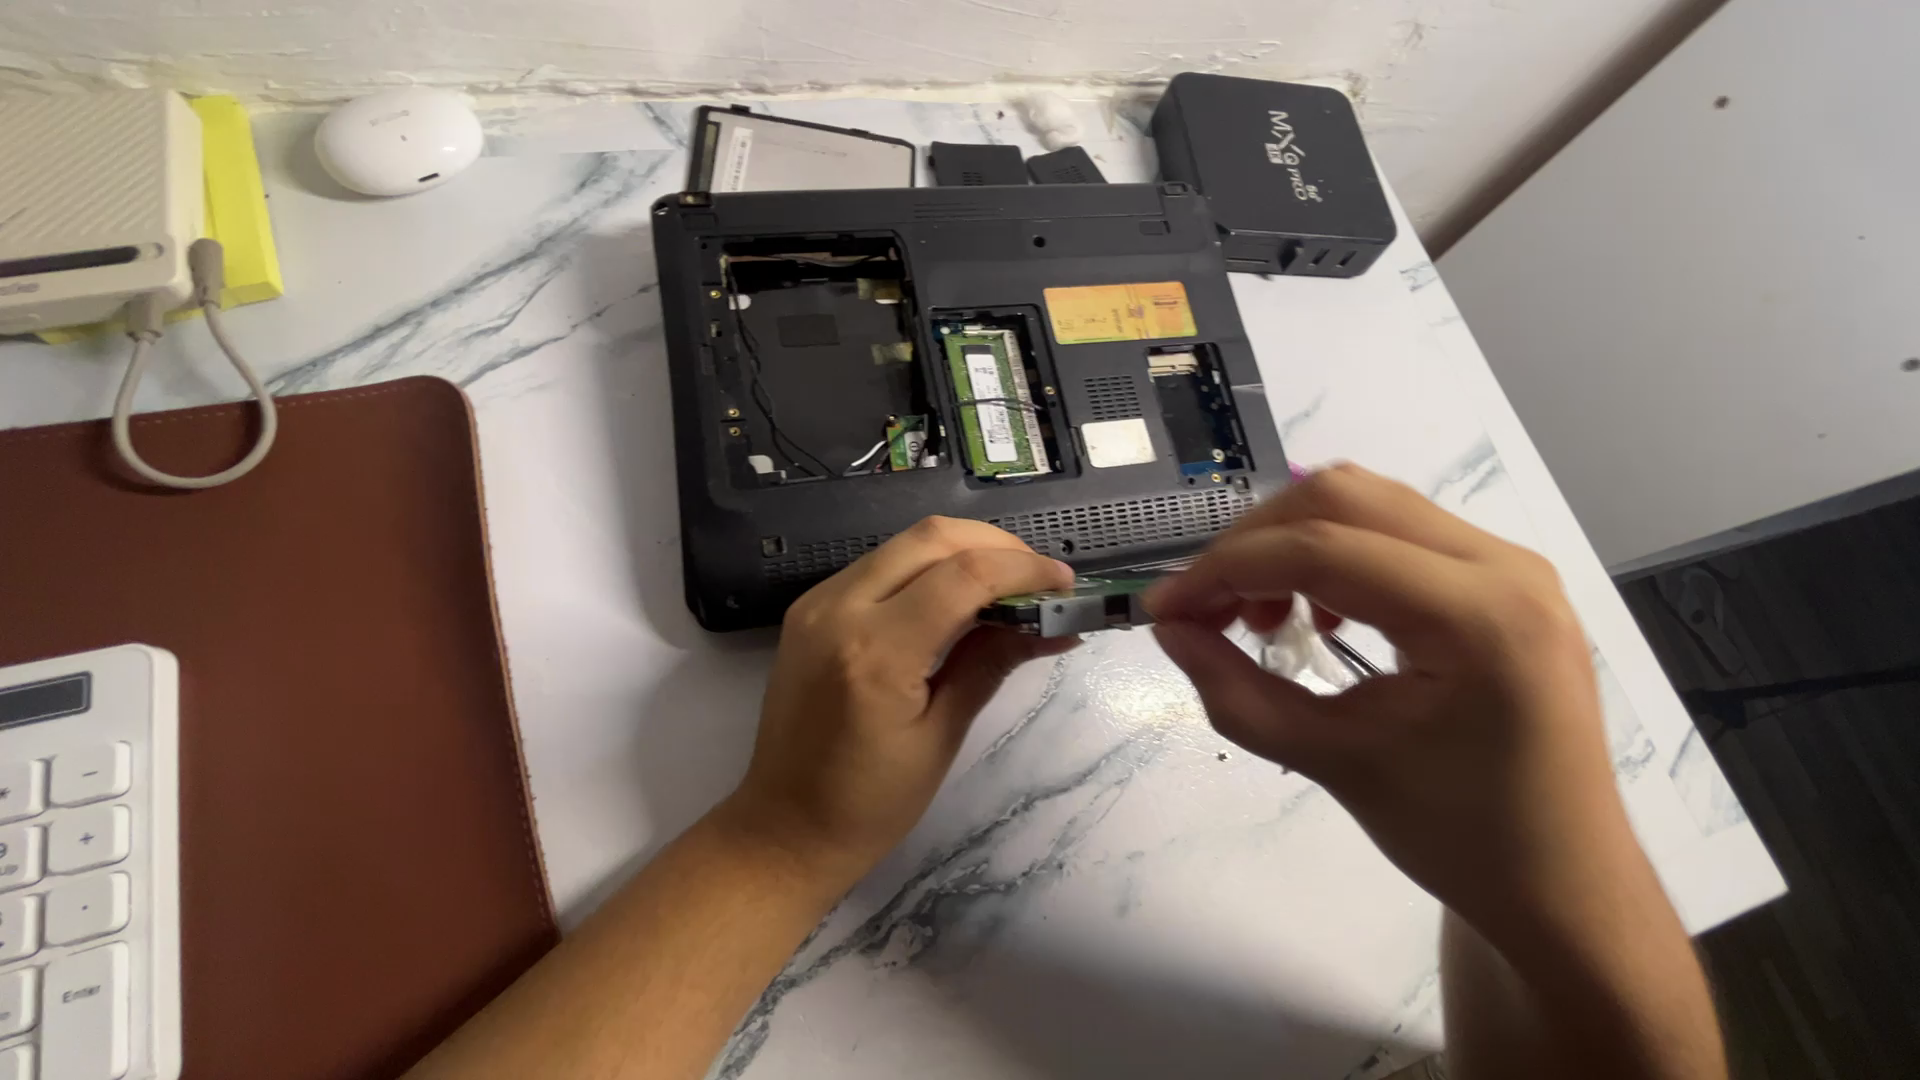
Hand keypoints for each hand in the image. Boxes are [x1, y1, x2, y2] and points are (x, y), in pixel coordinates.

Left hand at [723, 517, 1076, 887]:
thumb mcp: (941, 735)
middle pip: (931, 537)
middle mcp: (839, 609)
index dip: (1023, 568)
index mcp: (876, 652)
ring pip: (903, 543)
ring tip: (1007, 583)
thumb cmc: (869, 803)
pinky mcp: (809, 607)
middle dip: (996, 545)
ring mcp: (817, 602)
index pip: (963, 575)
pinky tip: (955, 595)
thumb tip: (1056, 626)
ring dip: (962, 549)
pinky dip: (925, 566)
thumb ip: (991, 663)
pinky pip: (878, 564)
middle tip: (1038, 577)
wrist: (781, 827)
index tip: (1064, 583)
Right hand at [1146, 465, 1630, 927]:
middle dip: (1252, 543)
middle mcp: (1502, 564)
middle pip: (1341, 498)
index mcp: (1477, 616)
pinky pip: (1392, 529)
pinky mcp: (1498, 577)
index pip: (1321, 550)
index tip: (1164, 608)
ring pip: (1364, 502)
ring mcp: (1508, 564)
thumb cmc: (1456, 835)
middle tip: (1208, 609)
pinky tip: (1317, 616)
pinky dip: (1329, 553)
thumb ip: (1234, 690)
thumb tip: (1168, 628)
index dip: (1224, 569)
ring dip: (1287, 543)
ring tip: (1259, 614)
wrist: (1563, 883)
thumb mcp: (1330, 762)